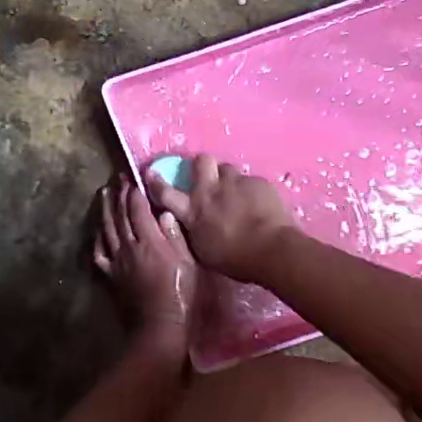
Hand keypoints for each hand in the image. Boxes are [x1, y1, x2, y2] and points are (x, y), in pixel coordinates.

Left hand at [94, 175, 197, 349]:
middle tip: (118, 179)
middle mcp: (129, 246)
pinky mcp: (111, 276)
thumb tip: (165, 212)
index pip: (138, 209)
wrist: (159, 327)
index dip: (135, 192)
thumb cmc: (181, 294)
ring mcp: (117, 261)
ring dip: (106, 210)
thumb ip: (175, 236)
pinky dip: (98, 237)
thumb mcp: (188, 263)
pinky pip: (100, 252)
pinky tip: (98, 230)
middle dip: (119, 195)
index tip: (134, 177)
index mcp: (150, 241)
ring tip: (104, 193)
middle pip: (120, 215)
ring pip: (107, 229)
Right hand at [145, 155, 299, 284]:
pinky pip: (251, 180)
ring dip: (228, 178)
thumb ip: (194, 232)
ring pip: (227, 168)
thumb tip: (189, 225)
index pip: (165, 192)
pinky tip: (259, 204)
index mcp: (193, 211)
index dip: (155, 182)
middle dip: (202, 166)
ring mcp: (235, 183)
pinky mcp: (258, 182)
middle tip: (209, 178)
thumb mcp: (203, 251)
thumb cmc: (235, 259)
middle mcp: (210, 191)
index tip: (150, 173)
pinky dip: (252, 190)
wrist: (271, 249)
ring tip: (237, 193)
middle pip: (201, 161)